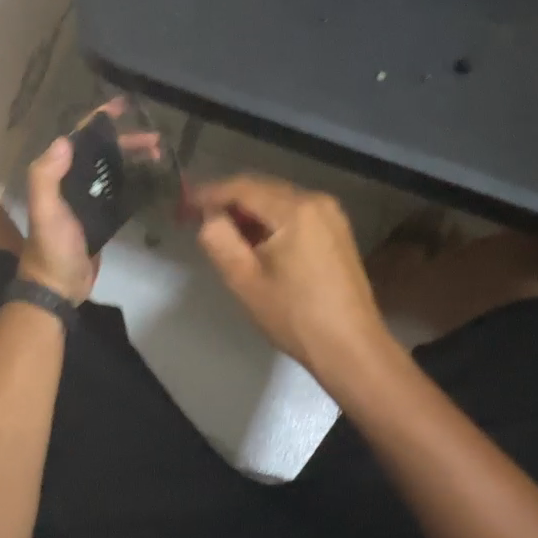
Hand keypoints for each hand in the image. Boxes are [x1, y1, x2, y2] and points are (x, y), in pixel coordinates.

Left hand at [16, 99, 162, 302]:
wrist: (57, 287)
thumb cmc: (51, 246)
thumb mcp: (46, 210)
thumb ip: (47, 176)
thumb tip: (65, 140)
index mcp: (57, 174)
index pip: (78, 138)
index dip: (99, 119)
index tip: (123, 105)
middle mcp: (71, 181)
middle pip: (101, 151)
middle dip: (126, 140)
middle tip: (156, 139)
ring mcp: (87, 198)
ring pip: (112, 168)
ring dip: (133, 158)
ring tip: (160, 154)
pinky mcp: (100, 216)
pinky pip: (119, 191)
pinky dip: (135, 181)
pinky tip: (153, 178)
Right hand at [192, 175, 394, 383]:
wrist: (352, 350)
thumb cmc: (295, 316)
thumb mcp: (244, 280)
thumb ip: (218, 239)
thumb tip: (209, 216)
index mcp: (294, 209)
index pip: (242, 188)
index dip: (209, 194)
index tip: (184, 205)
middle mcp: (316, 201)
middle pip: (261, 189)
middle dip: (228, 202)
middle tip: (197, 219)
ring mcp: (331, 215)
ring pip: (277, 201)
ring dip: (249, 212)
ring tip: (223, 233)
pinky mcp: (336, 231)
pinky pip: (294, 213)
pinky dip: (270, 221)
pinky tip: (255, 242)